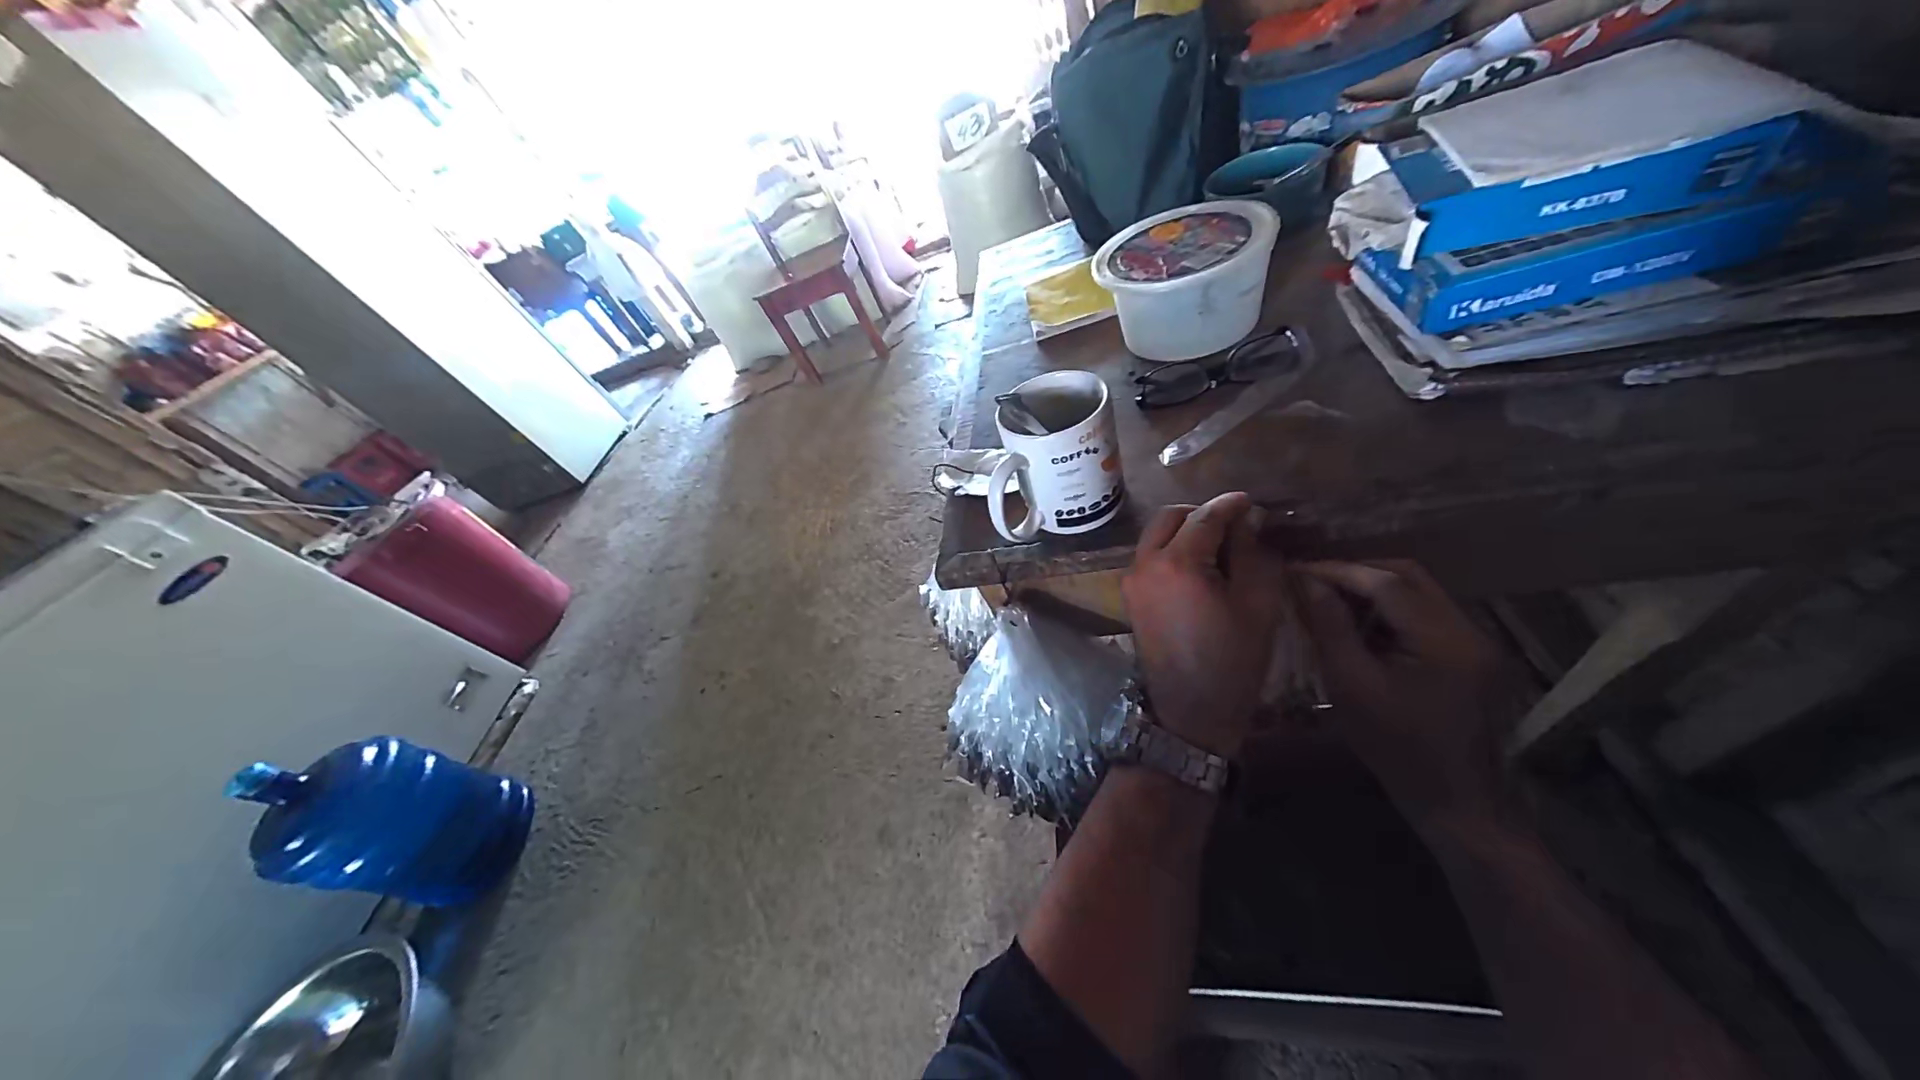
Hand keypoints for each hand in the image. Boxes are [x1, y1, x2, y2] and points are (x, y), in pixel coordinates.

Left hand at [1122, 492, 1285, 757]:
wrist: (1191, 711)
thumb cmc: (1233, 660)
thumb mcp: (1258, 603)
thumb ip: (1253, 552)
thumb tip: (1249, 519)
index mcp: (1177, 563)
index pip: (1204, 517)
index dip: (1231, 505)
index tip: (1252, 502)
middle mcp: (1144, 564)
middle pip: (1170, 518)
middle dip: (1202, 514)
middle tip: (1236, 525)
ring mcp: (1132, 581)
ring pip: (1156, 537)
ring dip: (1185, 531)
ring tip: (1221, 547)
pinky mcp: (1131, 597)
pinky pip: (1151, 558)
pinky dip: (1173, 551)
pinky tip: (1202, 568)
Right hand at [1296, 560, 1515, 827]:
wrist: (1454, 800)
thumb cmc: (1395, 747)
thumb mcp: (1351, 686)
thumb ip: (1329, 627)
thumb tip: (1304, 580)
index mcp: (1445, 640)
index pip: (1386, 583)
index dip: (1337, 571)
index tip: (1296, 571)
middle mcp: (1469, 630)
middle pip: (1407, 577)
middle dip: (1356, 574)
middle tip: (1312, 582)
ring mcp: (1475, 641)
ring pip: (1417, 592)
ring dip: (1371, 591)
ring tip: (1328, 603)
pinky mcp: (1469, 654)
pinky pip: (1423, 615)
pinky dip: (1387, 612)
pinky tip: (1358, 628)